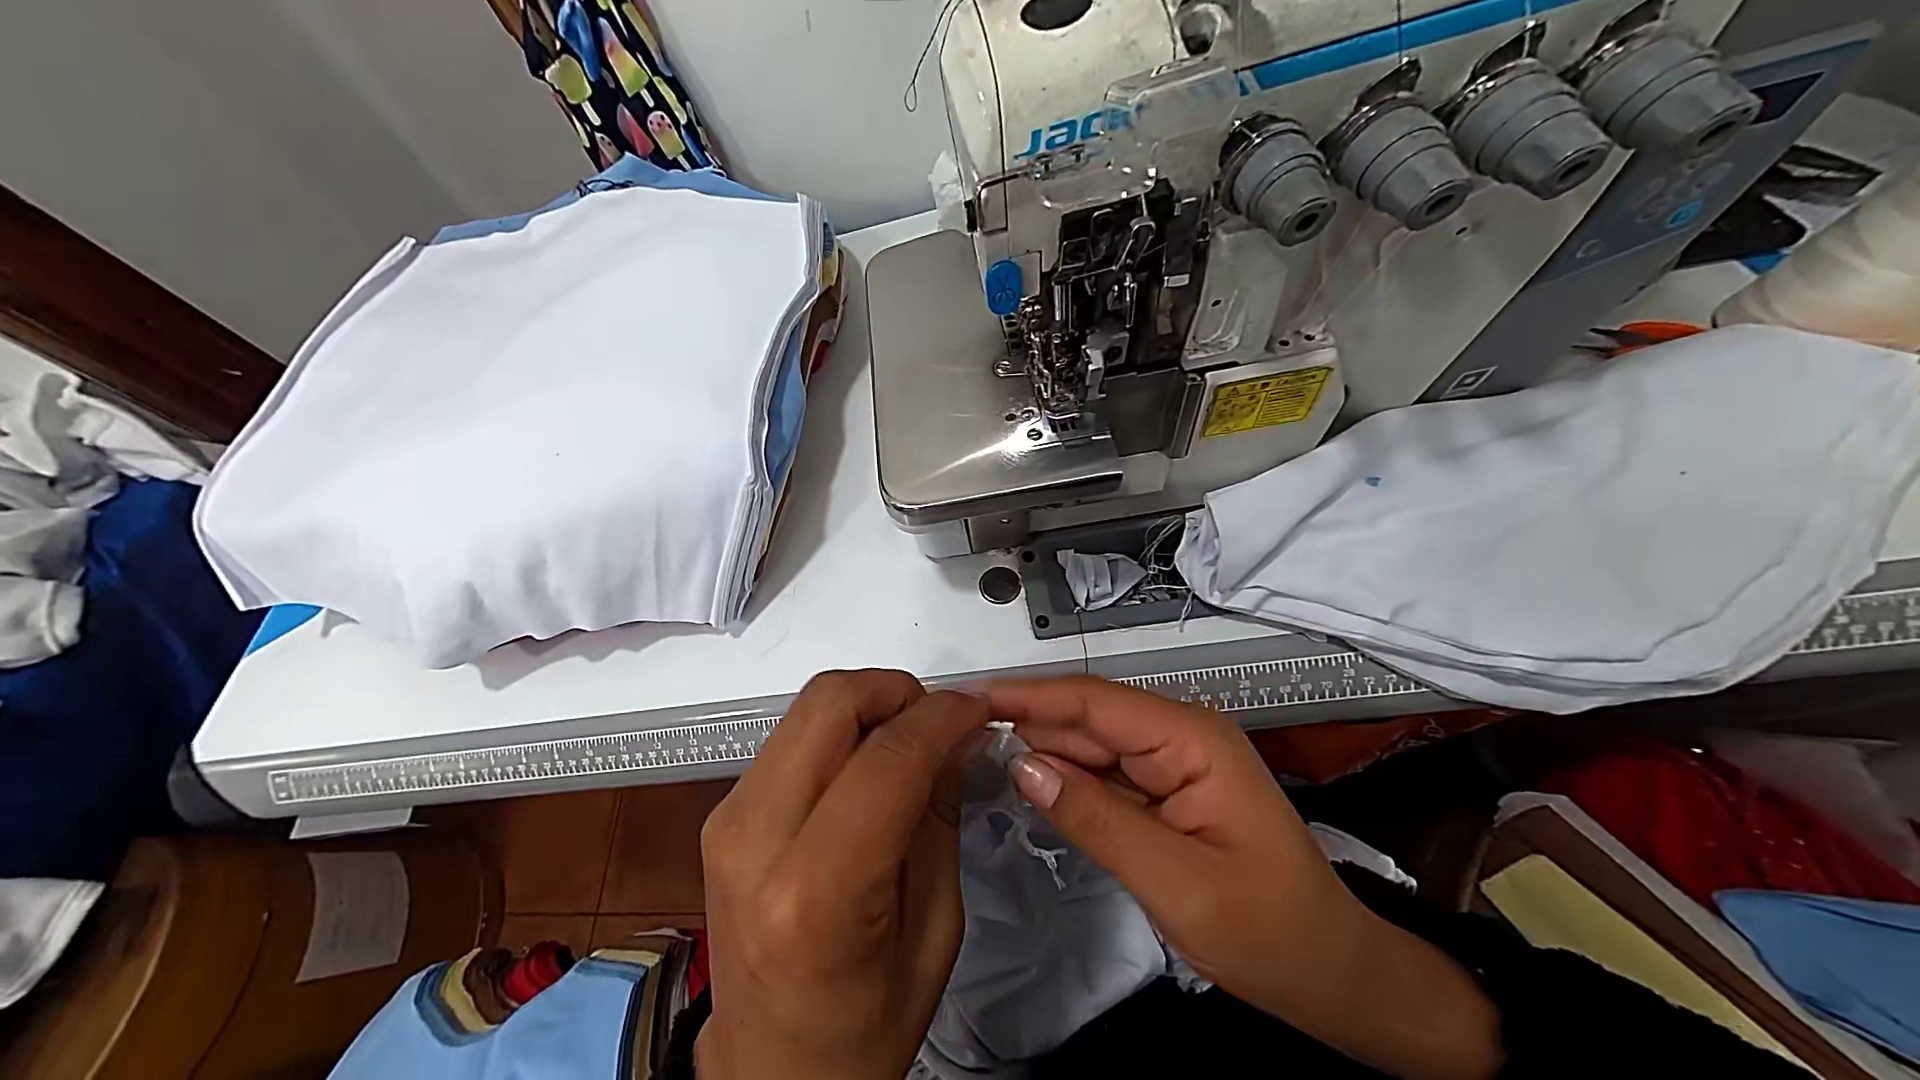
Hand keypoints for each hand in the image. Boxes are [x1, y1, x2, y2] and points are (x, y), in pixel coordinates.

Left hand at [697, 670, 989, 1079]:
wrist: (769, 1068)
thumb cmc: (859, 1025)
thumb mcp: (934, 927)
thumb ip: (941, 815)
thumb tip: (957, 736)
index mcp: (814, 891)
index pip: (887, 758)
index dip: (942, 717)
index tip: (975, 709)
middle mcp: (755, 840)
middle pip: (830, 702)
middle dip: (897, 691)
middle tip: (938, 722)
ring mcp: (728, 819)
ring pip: (809, 706)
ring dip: (870, 707)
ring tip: (909, 745)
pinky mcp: (724, 811)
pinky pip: (794, 735)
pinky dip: (843, 730)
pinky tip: (870, 766)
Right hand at [986, 677, 1503, 1079]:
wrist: (1331, 974)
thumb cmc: (1269, 931)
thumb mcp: (1178, 883)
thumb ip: (1096, 819)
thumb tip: (1023, 764)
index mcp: (1192, 739)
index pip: (1095, 703)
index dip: (1030, 696)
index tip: (971, 696)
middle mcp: (1180, 736)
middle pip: (1088, 718)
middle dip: (1027, 720)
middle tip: (958, 731)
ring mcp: (1172, 763)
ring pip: (1091, 745)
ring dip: (1040, 747)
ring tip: (976, 750)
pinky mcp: (1165, 790)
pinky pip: (1104, 775)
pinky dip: (1065, 777)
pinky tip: (1027, 780)